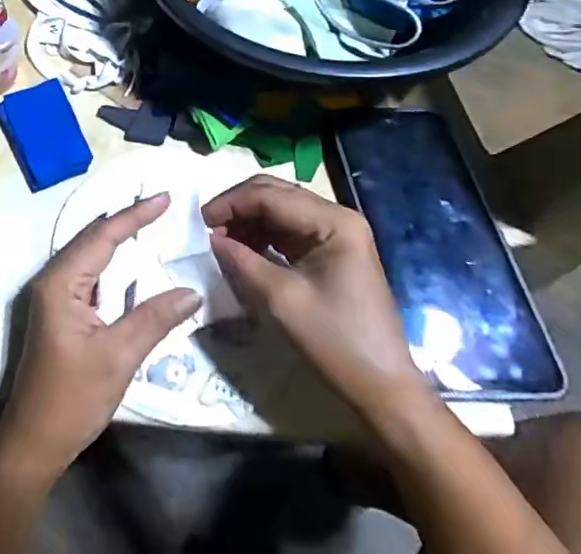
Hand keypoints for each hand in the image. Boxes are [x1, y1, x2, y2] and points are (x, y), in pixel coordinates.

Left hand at [0, 192, 199, 476]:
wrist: (34, 445)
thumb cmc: (72, 399)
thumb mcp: (119, 357)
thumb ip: (155, 318)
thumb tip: (193, 291)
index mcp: (61, 284)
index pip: (103, 237)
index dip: (135, 216)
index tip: (164, 198)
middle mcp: (53, 281)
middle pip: (93, 238)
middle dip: (127, 220)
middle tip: (161, 205)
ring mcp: (54, 297)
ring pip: (90, 254)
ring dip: (119, 238)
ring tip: (152, 224)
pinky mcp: (61, 312)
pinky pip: (91, 274)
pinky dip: (114, 262)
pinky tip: (135, 263)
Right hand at [204, 176, 428, 418]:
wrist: (382, 385)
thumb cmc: (336, 341)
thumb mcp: (283, 300)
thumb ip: (244, 262)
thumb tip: (211, 239)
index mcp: (333, 221)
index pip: (272, 195)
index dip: (232, 203)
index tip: (198, 221)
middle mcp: (337, 217)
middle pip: (278, 196)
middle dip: (239, 207)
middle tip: (206, 229)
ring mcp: (336, 234)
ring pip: (282, 212)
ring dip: (249, 221)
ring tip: (218, 241)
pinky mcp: (331, 252)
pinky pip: (290, 232)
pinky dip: (264, 237)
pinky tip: (241, 249)